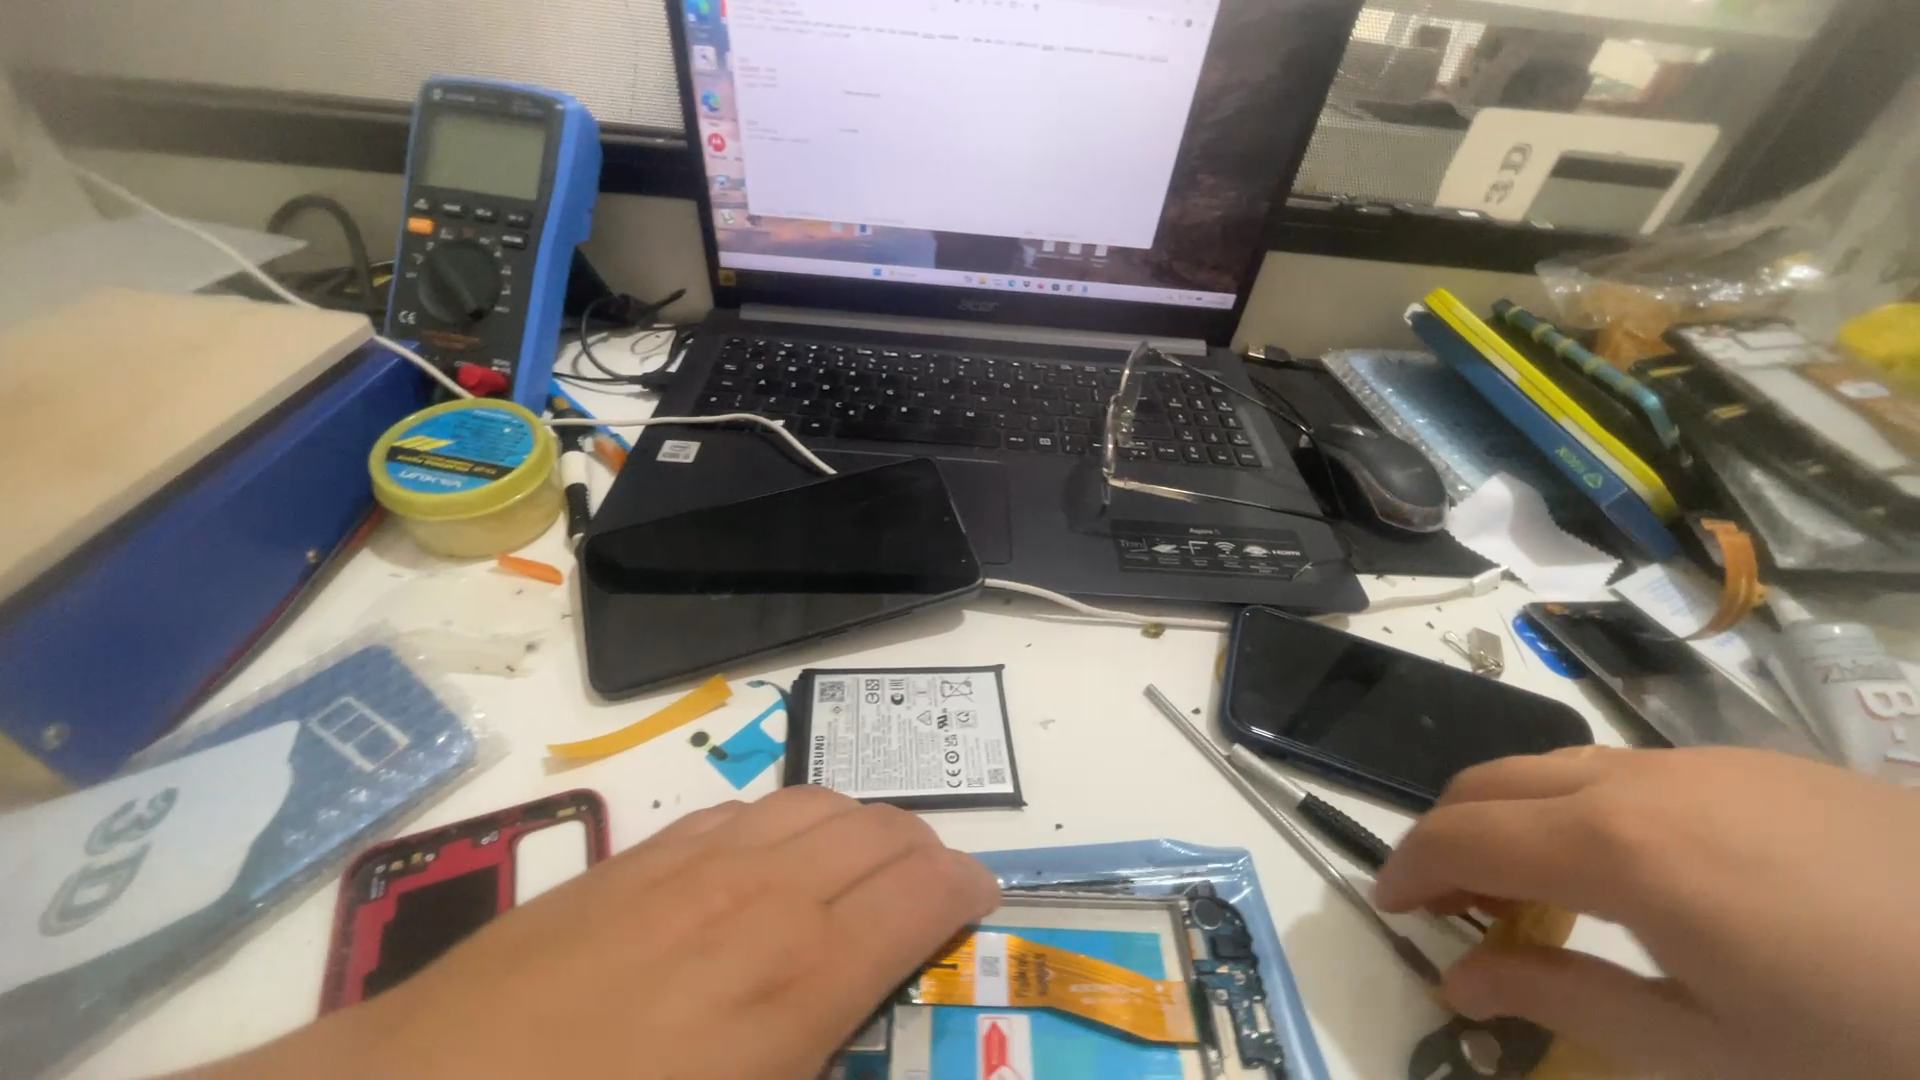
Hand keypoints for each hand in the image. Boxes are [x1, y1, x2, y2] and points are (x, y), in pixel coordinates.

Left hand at [183, 787, 998, 1079]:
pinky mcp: (644, 853)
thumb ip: (816, 1060)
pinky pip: (750, 810)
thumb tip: (836, 1036)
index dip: (967, 890)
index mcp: (801, 977)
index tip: (979, 901)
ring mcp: (701, 861)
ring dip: (863, 829)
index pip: (922, 894)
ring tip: (864, 866)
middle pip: (882, 832)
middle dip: (926, 851)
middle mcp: (765, 894)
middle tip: (932, 887)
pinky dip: (792, 823)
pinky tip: (773, 860)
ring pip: (820, 805)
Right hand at [1374, 747, 1919, 1079]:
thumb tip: (1460, 981)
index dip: (1409, 868)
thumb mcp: (1714, 1054)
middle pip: (1492, 781)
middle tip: (1449, 903)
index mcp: (1617, 846)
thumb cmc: (1884, 1048)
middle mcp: (1641, 778)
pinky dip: (1582, 807)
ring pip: (1555, 765)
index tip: (1388, 906)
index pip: (1462, 836)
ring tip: (1533, 887)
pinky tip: (1636, 870)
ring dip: (1512, 816)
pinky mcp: (1764, 765)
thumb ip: (1563, 999)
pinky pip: (1627, 770)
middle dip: (1447, 833)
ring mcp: (1705, 762)